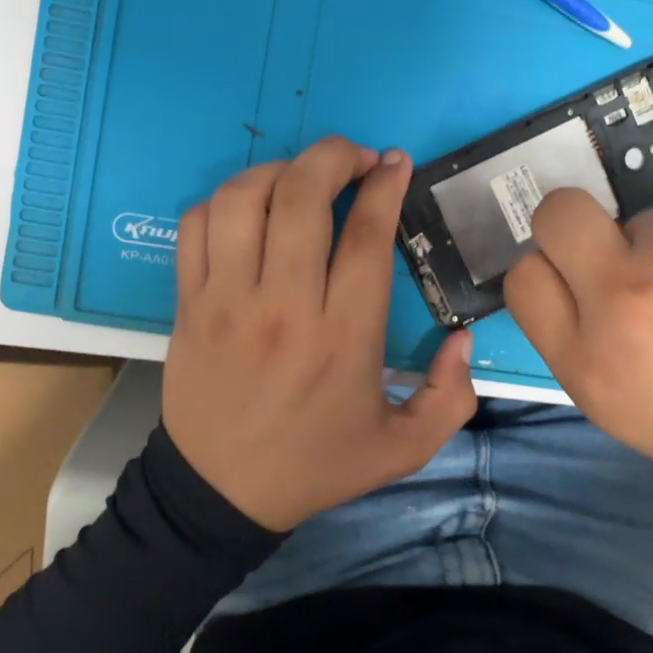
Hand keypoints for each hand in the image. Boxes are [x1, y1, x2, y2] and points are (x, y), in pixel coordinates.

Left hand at [162, 137, 477, 531]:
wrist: (222, 495)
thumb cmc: (317, 465)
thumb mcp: (405, 449)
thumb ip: (451, 397)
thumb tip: (464, 339)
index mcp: (345, 337)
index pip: (365, 235)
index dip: (384, 187)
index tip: (395, 164)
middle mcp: (285, 307)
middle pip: (301, 198)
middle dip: (334, 157)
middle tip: (356, 158)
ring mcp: (227, 301)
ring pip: (243, 200)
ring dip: (279, 170)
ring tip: (303, 176)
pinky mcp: (189, 304)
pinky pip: (196, 226)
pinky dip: (225, 200)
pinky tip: (252, 206)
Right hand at [504, 191, 652, 550]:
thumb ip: (612, 356)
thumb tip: (603, 300)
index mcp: (598, 373)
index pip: (524, 282)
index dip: (548, 274)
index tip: (576, 279)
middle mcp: (625, 301)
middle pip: (558, 214)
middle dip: (579, 224)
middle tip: (630, 255)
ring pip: (650, 218)